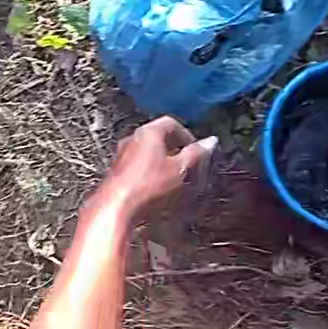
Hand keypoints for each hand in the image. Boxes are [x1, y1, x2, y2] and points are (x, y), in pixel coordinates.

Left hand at [86, 117, 216, 223]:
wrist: (117, 205)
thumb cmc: (147, 184)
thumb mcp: (179, 169)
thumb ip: (195, 154)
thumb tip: (210, 142)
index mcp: (149, 132)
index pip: (171, 123)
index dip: (186, 135)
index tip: (194, 148)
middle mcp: (133, 138)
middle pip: (157, 135)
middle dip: (174, 147)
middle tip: (186, 161)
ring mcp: (122, 153)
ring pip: (146, 149)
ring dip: (161, 158)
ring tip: (172, 174)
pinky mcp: (117, 169)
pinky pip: (137, 162)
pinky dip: (149, 168)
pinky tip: (155, 184)